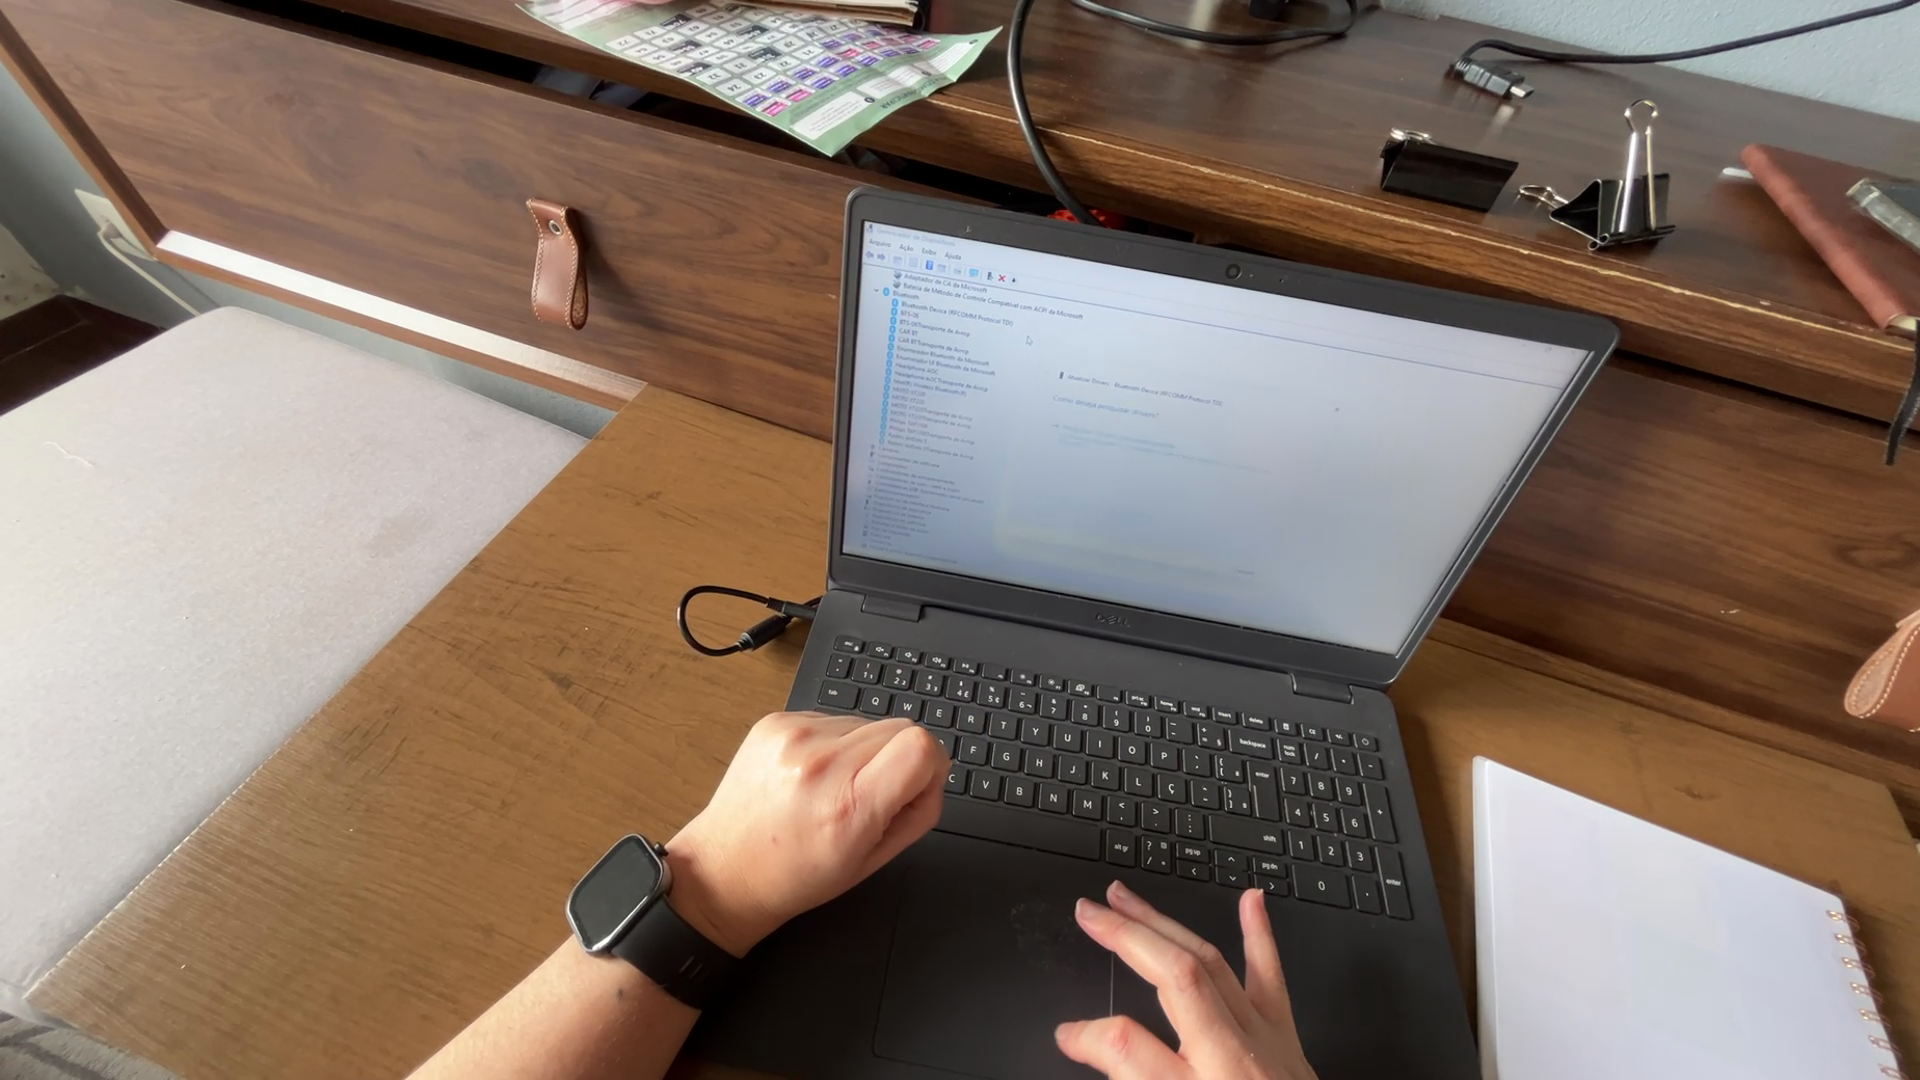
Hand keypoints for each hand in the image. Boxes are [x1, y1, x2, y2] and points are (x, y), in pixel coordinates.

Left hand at [662, 711, 947, 957]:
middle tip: (870, 795)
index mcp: (848, 806)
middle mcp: (820, 763)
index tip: (917, 784)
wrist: (723, 870)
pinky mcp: (777, 721)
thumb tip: (938, 767)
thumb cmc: (798, 875)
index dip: (932, 763)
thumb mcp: (874, 861)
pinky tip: (812, 774)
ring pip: (868, 722)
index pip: (920, 746)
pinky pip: (835, 719)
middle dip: (898, 759)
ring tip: (833, 787)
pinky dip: (835, 743)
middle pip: (901, 727)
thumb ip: (919, 812)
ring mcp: (794, 736)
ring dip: (864, 750)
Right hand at [1057, 881, 1319, 1079]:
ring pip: (1210, 962)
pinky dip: (1260, 936)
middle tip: (1087, 911)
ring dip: (1163, 922)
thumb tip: (1093, 1048)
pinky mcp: (1289, 1042)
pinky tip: (1252, 901)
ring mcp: (1266, 1045)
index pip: (1130, 1049)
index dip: (1087, 1035)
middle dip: (1125, 935)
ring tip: (1125, 897)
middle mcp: (1236, 1063)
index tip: (1067, 1034)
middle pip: (1177, 977)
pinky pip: (1272, 979)